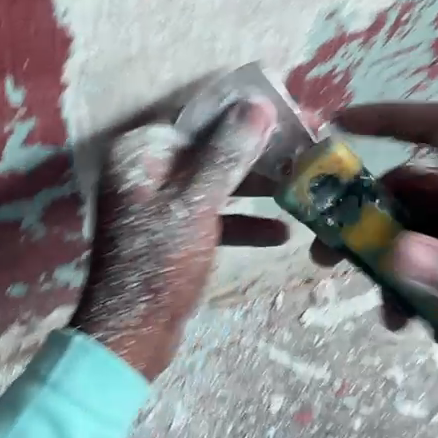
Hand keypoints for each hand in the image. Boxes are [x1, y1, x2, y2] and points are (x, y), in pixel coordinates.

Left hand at [72, 98, 283, 379]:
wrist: (132, 333)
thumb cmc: (159, 261)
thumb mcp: (197, 202)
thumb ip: (226, 152)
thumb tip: (256, 105)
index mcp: (139, 151)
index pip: (198, 117)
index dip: (245, 112)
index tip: (289, 114)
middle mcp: (145, 170)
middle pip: (209, 148)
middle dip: (256, 153)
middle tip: (305, 149)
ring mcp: (158, 204)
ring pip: (214, 183)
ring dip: (254, 188)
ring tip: (302, 186)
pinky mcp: (171, 234)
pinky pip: (211, 216)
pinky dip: (240, 222)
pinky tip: (280, 234)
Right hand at [325, 103, 437, 399]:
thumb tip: (392, 253)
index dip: (390, 117)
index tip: (339, 125)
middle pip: (418, 194)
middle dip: (369, 222)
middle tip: (327, 258)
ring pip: (430, 239)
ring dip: (398, 271)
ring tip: (390, 321)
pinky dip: (432, 295)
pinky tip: (434, 335)